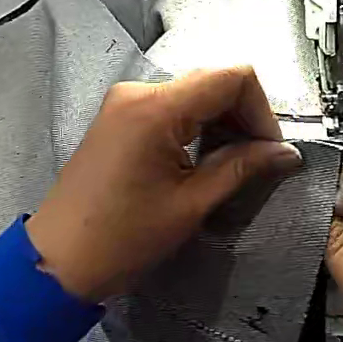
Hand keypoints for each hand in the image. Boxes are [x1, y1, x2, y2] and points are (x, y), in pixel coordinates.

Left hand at [25, 67, 302, 301]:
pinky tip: (205, 159)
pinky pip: (174, 108)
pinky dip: (199, 126)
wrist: (57, 263)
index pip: (232, 78)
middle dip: (244, 116)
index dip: (261, 110)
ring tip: (233, 164)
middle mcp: (138, 93)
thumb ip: (242, 167)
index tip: (269, 148)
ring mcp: (126, 104)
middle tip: (258, 159)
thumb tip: (285, 153)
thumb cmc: (120, 239)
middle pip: (215, 82)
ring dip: (223, 123)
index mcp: (156, 109)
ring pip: (197, 94)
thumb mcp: (192, 203)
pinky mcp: (121, 119)